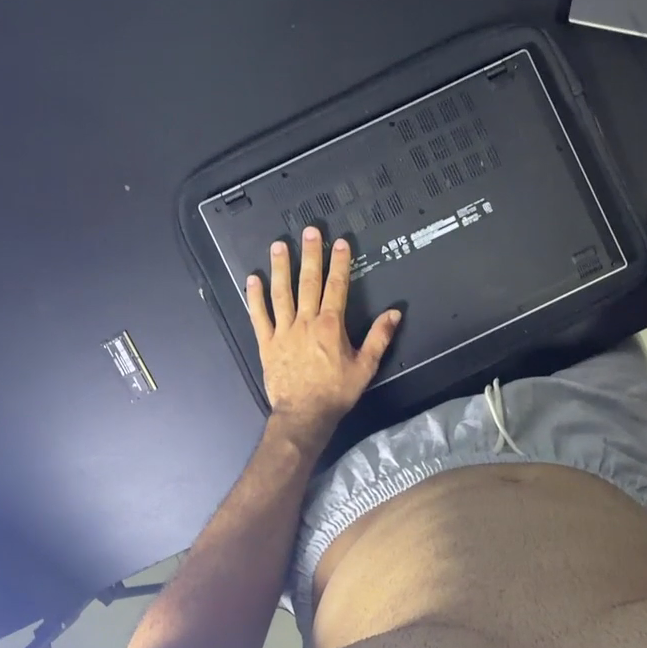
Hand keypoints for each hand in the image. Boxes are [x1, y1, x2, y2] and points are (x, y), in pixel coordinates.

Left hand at [245, 227, 400, 441]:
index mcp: (330, 326)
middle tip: (309, 232)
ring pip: (281, 293)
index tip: (340, 243)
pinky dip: (255, 298)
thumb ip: (379, 337)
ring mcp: (284, 331)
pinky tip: (252, 280)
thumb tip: (394, 314)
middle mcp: (305, 322)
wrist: (304, 415)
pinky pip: (259, 316)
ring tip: (279, 246)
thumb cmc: (336, 393)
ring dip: (280, 268)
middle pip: (308, 282)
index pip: (337, 286)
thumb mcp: (366, 367)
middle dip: (310, 255)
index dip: (339, 263)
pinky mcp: (267, 343)